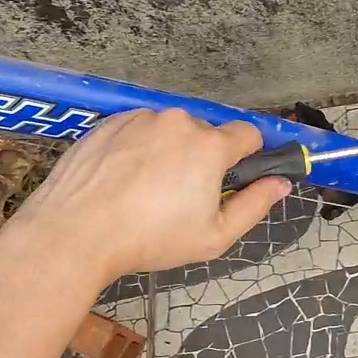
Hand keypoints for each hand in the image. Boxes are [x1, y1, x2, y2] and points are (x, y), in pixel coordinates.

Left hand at [8, 108, 290, 276]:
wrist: (76, 232)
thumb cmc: (151, 239)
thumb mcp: (215, 236)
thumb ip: (255, 205)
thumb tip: (282, 183)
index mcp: (210, 146)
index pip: (248, 134)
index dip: (248, 156)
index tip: (235, 179)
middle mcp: (179, 122)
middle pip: (207, 134)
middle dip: (204, 159)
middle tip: (184, 197)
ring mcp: (141, 118)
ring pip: (171, 131)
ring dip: (170, 152)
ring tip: (148, 191)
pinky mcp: (109, 123)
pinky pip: (138, 130)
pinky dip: (139, 149)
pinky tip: (124, 181)